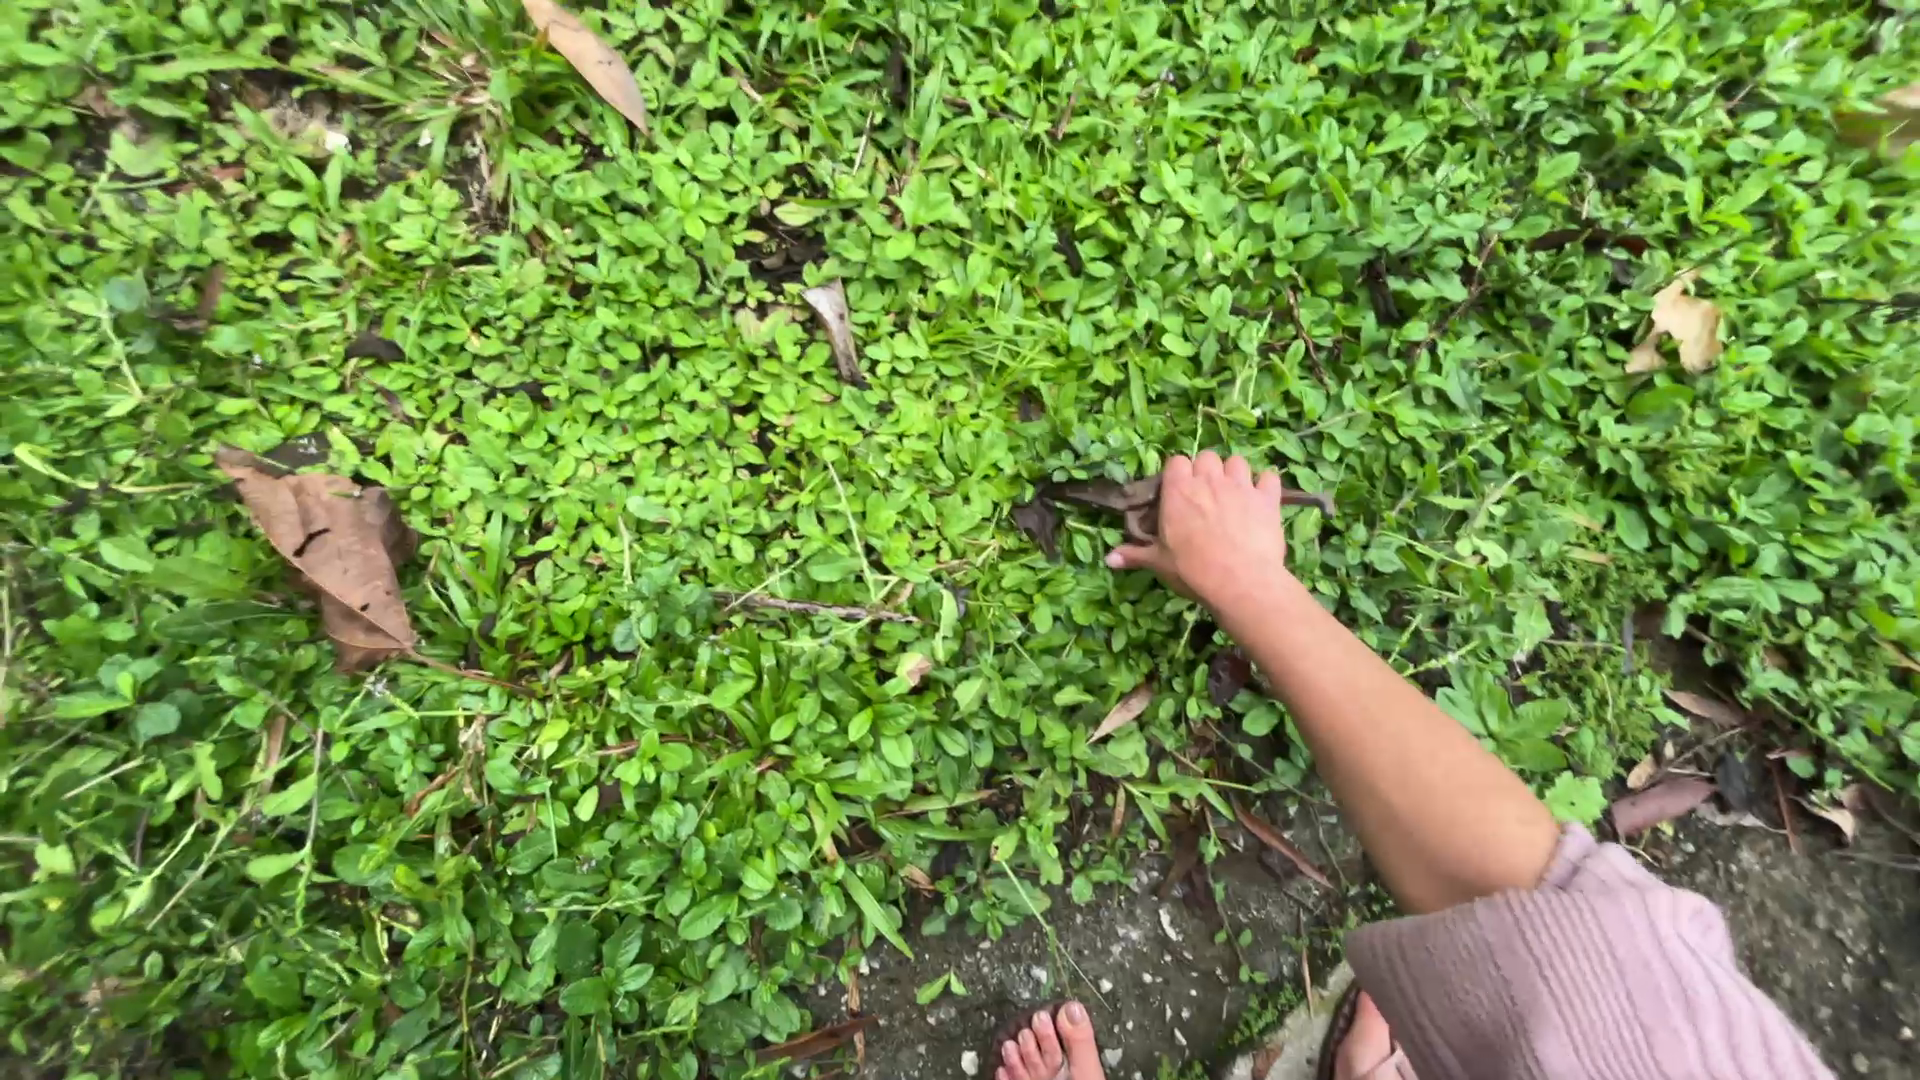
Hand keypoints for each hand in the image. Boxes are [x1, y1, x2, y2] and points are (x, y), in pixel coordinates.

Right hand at [1105, 452, 1289, 607]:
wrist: (1240, 581)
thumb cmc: (1192, 570)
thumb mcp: (1159, 562)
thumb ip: (1135, 554)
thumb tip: (1108, 559)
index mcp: (1179, 491)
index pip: (1176, 462)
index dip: (1177, 473)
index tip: (1178, 490)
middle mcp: (1209, 480)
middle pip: (1207, 456)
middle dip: (1206, 470)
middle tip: (1204, 492)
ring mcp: (1241, 486)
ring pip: (1237, 461)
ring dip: (1233, 472)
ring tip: (1232, 491)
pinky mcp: (1268, 498)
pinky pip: (1269, 477)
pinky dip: (1265, 484)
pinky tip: (1261, 497)